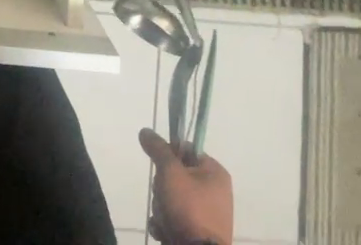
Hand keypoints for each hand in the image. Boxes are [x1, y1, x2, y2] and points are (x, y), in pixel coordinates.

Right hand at [140, 130, 232, 244]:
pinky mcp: (199, 231)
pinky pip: (176, 217)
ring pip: (172, 197)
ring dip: (161, 206)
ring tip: (164, 217)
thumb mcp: (171, 172)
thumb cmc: (189, 208)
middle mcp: (215, 190)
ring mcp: (207, 213)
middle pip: (176, 174)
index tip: (160, 166)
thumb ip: (158, 149)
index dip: (168, 155)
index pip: (186, 149)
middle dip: (162, 186)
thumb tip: (145, 130)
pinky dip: (166, 221)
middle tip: (163, 194)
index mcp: (215, 172)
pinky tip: (163, 229)